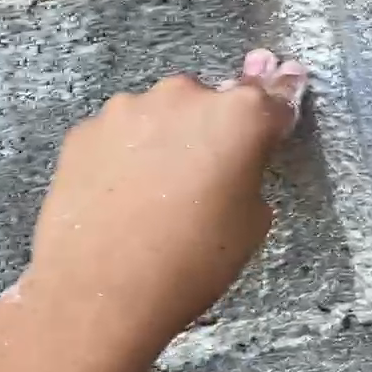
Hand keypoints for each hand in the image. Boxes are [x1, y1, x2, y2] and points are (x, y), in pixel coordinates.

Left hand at [21, 48, 308, 358]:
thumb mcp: (252, 219)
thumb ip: (249, 171)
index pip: (275, 94)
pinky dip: (128, 152)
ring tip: (159, 186)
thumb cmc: (194, 259)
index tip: (287, 78)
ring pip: (163, 113)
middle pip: (214, 99)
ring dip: (169, 136)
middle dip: (216, 125)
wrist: (100, 293)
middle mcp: (187, 96)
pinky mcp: (85, 131)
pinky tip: (124, 192)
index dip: (283, 91)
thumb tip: (230, 163)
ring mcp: (129, 109)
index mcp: (242, 116)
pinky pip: (121, 133)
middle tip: (210, 169)